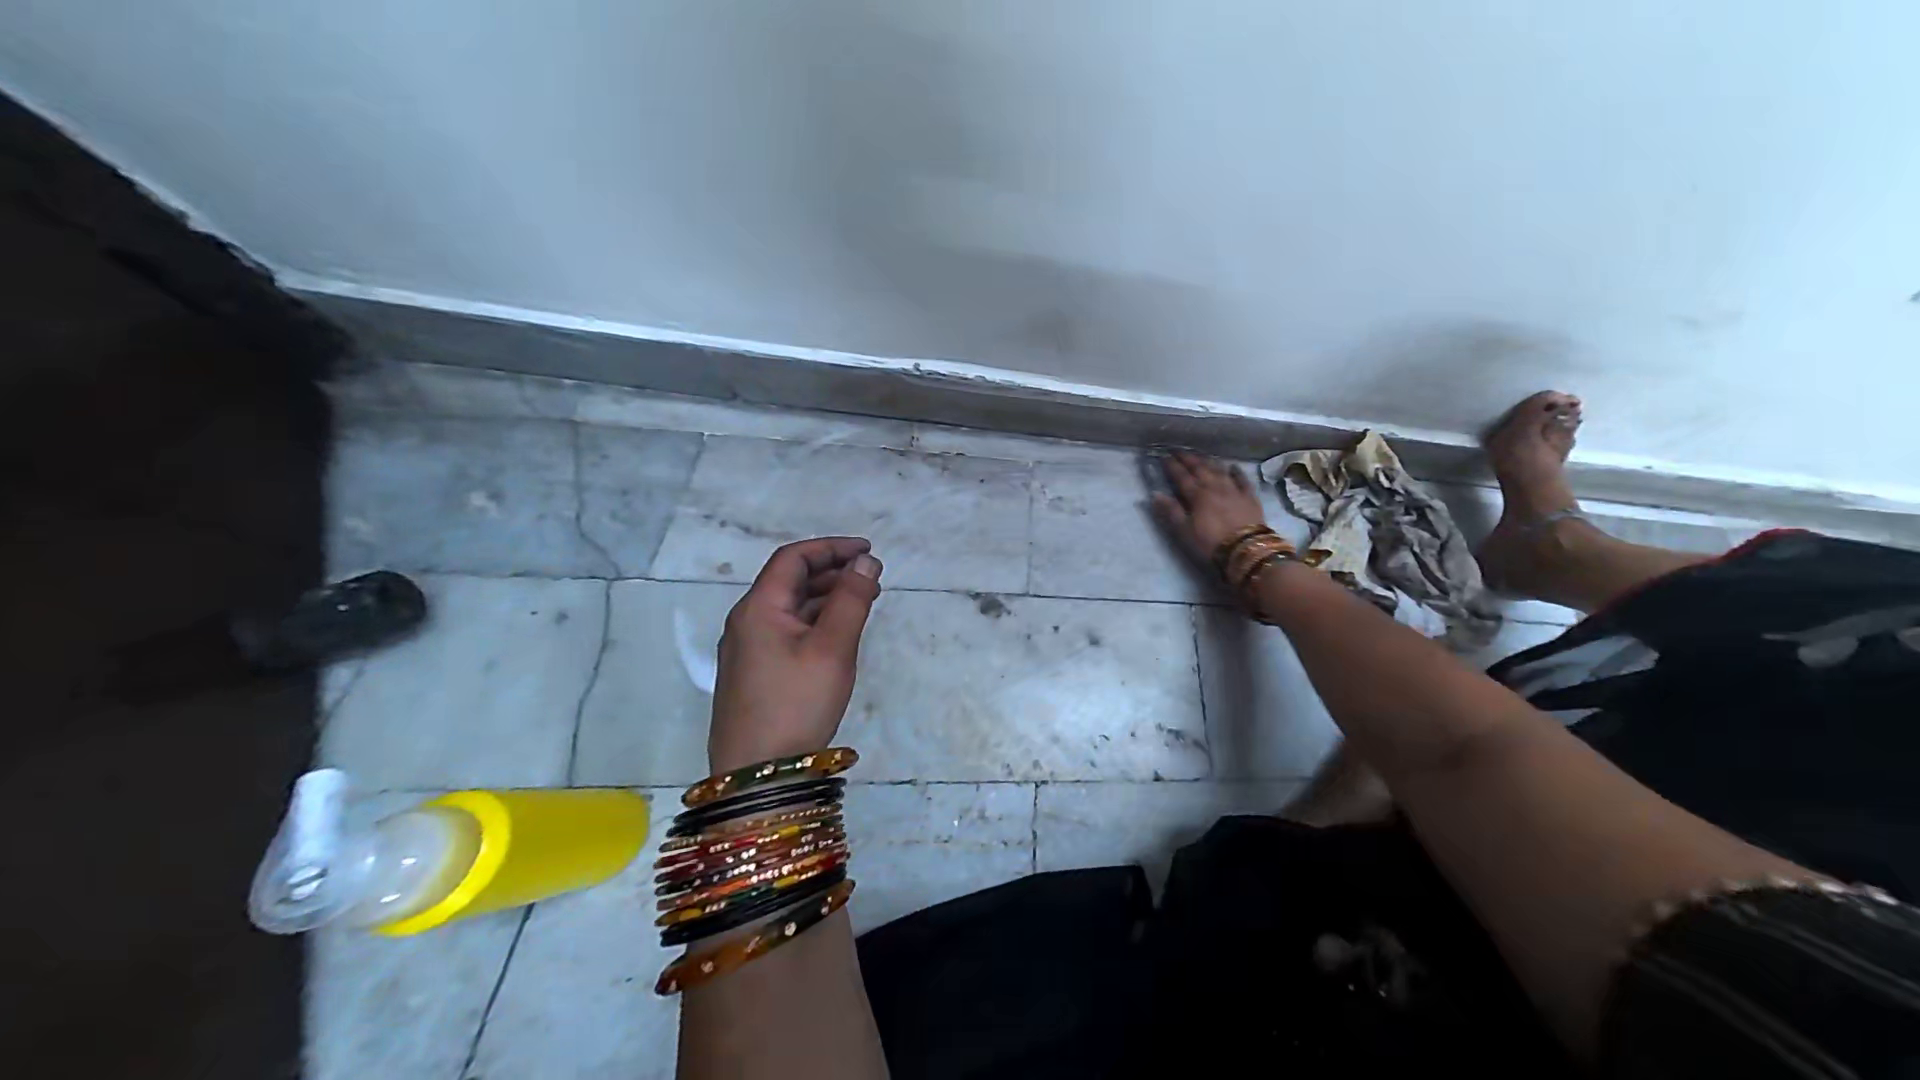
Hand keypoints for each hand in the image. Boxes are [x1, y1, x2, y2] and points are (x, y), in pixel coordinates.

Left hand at [709, 537, 883, 773]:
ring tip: (863, 603)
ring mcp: (747, 650)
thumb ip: (851, 600)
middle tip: (872, 580)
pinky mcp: (754, 673)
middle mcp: (746, 622)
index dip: (831, 548)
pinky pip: (786, 631)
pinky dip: (814, 622)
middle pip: (789, 581)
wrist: (757, 775)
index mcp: (758, 608)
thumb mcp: (832, 649)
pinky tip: (837, 635)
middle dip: (832, 572)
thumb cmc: (796, 704)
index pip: (793, 558)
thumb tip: (866, 561)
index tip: (868, 551)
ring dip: (825, 598)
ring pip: (789, 608)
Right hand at [1151, 451, 1266, 564]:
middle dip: (1188, 458)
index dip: (1172, 466)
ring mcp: (1234, 490)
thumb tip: (1155, 494)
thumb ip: (1171, 511)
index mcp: (1197, 495)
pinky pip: (1242, 479)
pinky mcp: (1249, 496)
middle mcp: (1214, 486)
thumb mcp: (1184, 530)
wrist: (1245, 549)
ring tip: (1201, 455)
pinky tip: (1233, 466)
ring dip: (1208, 461)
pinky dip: (1237, 471)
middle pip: (1200, 468)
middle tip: (1178, 450)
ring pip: (1219, 470)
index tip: (1164, 456)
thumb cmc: (1210, 542)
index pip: (1181, 476)